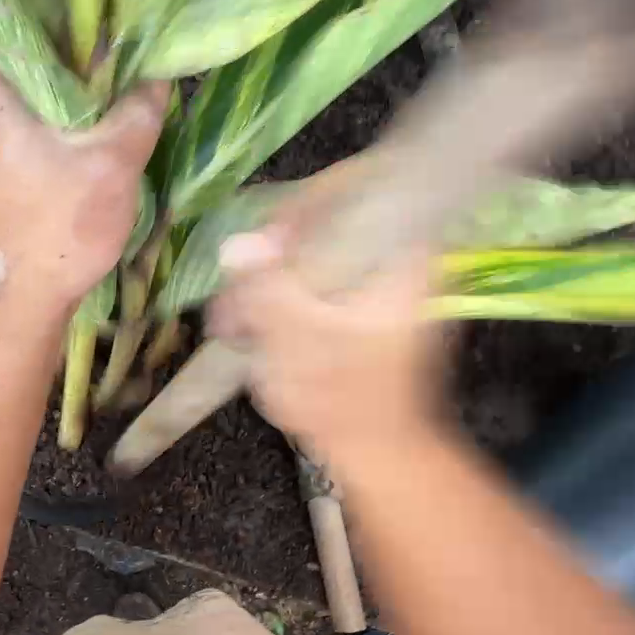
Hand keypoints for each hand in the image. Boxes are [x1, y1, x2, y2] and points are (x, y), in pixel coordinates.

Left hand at [0, 37, 168, 321]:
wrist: (26, 304)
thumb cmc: (59, 228)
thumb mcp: (113, 163)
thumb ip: (138, 114)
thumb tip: (152, 83)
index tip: (47, 28)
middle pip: (9, 76)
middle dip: (52, 63)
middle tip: (100, 59)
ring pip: (26, 116)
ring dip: (63, 107)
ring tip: (109, 102)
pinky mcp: (10, 197)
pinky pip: (35, 149)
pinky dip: (62, 142)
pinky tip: (97, 152)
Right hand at [211, 221, 443, 454]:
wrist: (374, 451)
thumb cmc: (345, 403)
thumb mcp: (299, 344)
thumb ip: (269, 290)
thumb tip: (236, 244)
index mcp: (402, 255)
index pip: (367, 184)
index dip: (309, 201)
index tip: (267, 238)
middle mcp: (397, 256)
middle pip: (332, 218)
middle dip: (275, 250)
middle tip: (236, 288)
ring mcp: (378, 279)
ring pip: (317, 250)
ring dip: (268, 277)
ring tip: (231, 319)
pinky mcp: (358, 301)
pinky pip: (314, 277)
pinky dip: (280, 295)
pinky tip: (248, 327)